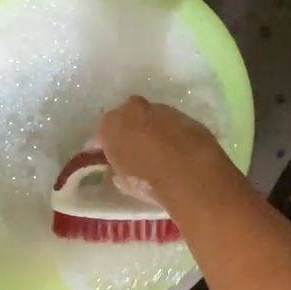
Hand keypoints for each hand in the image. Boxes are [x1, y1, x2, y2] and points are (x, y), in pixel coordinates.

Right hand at [94, 95, 242, 208]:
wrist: (190, 172)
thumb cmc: (146, 179)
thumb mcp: (121, 180)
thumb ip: (115, 167)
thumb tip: (117, 167)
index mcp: (110, 124)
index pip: (100, 135)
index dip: (102, 149)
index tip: (105, 160)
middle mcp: (133, 109)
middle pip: (125, 120)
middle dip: (126, 133)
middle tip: (130, 153)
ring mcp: (160, 109)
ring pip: (148, 119)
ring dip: (148, 131)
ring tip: (154, 153)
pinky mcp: (184, 114)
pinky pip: (169, 124)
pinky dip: (168, 133)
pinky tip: (172, 151)